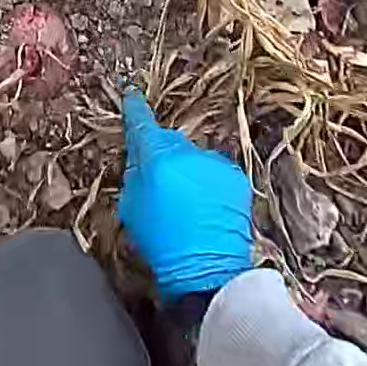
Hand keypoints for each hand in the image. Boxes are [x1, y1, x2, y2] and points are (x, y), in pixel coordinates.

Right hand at [117, 85, 253, 298]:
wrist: (208, 270)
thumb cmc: (162, 243)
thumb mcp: (132, 208)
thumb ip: (134, 174)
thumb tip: (139, 155)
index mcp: (157, 158)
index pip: (142, 123)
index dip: (135, 109)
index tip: (132, 94)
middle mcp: (188, 152)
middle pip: (169, 142)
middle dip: (163, 155)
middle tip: (161, 183)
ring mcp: (214, 163)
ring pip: (193, 157)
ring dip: (188, 170)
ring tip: (187, 203)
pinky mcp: (234, 175)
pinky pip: (214, 171)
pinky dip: (208, 182)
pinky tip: (206, 207)